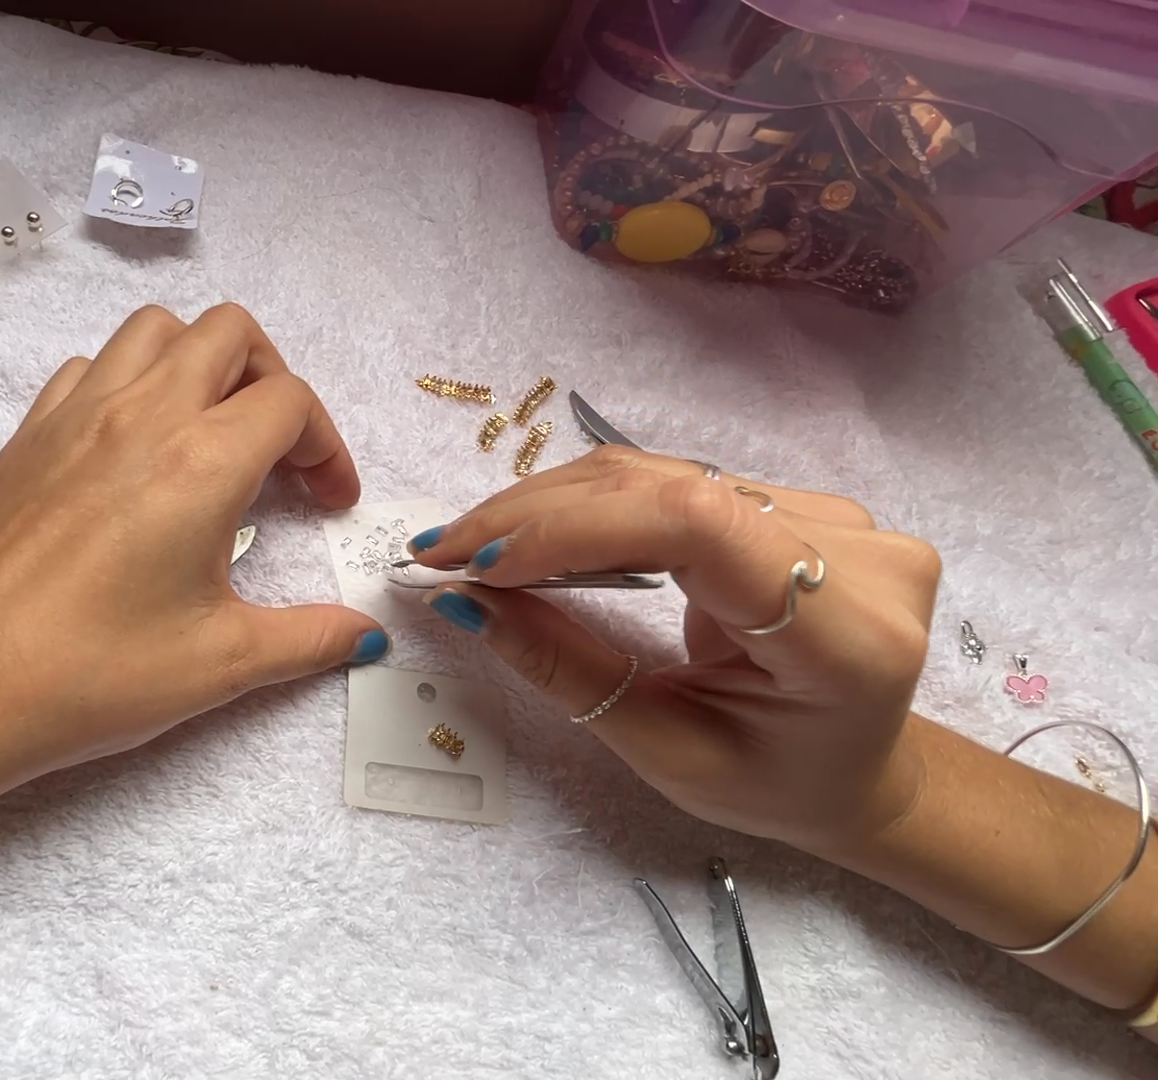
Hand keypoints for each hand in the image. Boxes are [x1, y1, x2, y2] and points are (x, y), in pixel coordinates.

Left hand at [0, 304, 387, 778]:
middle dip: (273, 380)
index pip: (290, 402)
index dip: (328, 446)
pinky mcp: (28, 432)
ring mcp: (74, 413)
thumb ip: (310, 639)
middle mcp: (141, 412)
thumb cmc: (93, 675)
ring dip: (200, 365)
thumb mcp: (220, 664)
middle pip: (230, 333)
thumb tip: (368, 636)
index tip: (328, 502)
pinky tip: (132, 450)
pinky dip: (132, 383)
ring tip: (208, 434)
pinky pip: (93, 367)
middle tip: (277, 452)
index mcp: (200, 461)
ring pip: (156, 331)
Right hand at [409, 446, 940, 852]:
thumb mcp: (661, 748)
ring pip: (646, 474)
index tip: (480, 569)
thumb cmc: (771, 781)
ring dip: (539, 504)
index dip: (574, 531)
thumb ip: (563, 668)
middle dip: (530, 518)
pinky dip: (573, 504)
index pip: (695, 528)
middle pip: (659, 490)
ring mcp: (822, 514)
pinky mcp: (781, 501)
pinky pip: (655, 481)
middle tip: (439, 554)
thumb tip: (461, 601)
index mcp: (846, 635)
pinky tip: (521, 530)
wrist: (857, 766)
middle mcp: (850, 551)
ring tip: (466, 544)